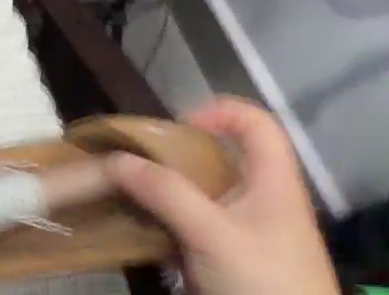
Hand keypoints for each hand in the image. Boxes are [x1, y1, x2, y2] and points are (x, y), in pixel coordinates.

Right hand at [106, 98, 339, 294]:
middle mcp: (263, 203)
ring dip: (167, 191)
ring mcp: (250, 236)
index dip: (220, 112)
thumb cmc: (265, 288)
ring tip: (133, 195)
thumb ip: (164, 193)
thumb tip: (114, 157)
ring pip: (204, 194)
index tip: (180, 129)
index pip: (257, 123)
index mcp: (274, 185)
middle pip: (221, 157)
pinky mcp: (234, 264)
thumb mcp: (212, 236)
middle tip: (142, 162)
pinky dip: (170, 224)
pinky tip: (146, 233)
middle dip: (177, 155)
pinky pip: (197, 228)